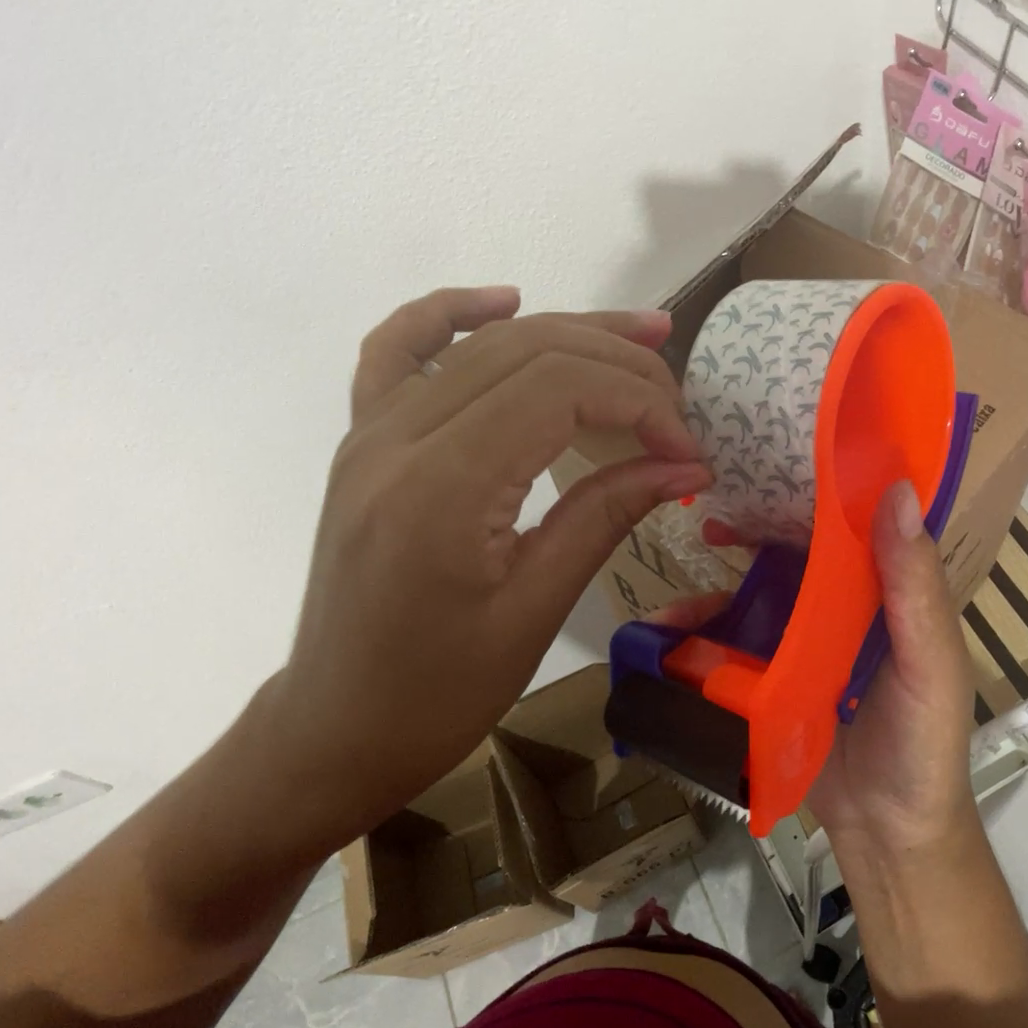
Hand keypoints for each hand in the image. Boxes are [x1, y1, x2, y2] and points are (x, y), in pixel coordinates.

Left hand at [250, 286, 711, 846]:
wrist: (338, 726)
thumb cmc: (441, 691)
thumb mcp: (537, 611)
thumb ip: (606, 518)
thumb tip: (687, 467)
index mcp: (441, 491)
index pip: (558, 392)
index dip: (640, 404)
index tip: (689, 453)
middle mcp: (396, 439)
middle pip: (527, 352)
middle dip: (620, 366)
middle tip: (679, 409)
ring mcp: (371, 432)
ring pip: (483, 343)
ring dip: (571, 333)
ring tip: (644, 335)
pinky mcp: (363, 440)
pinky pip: (399, 349)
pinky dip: (452, 313)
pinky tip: (504, 301)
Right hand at [655, 480, 976, 856]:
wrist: (888, 834)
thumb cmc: (925, 744)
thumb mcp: (931, 664)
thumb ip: (916, 588)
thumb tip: (899, 491)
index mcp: (890, 593)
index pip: (857, 523)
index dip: (824, 488)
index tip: (778, 456)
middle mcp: (845, 608)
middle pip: (796, 555)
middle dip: (753, 531)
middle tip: (710, 516)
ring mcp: (803, 645)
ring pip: (755, 598)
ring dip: (713, 588)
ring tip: (676, 586)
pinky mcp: (770, 682)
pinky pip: (731, 648)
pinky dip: (697, 639)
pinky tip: (664, 636)